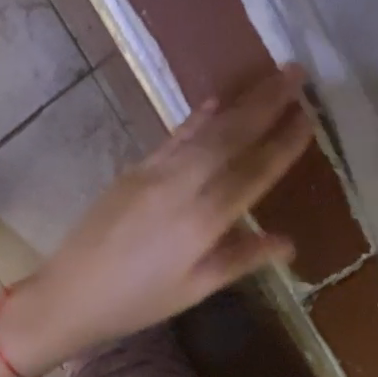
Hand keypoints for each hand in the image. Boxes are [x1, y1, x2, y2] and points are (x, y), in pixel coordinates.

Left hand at [0, 64, 313, 374]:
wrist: (69, 294)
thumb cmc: (135, 303)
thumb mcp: (192, 290)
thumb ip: (239, 260)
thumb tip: (288, 242)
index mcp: (201, 222)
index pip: (252, 174)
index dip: (282, 145)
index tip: (309, 117)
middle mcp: (181, 188)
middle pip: (230, 138)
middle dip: (266, 104)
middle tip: (297, 73)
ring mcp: (153, 174)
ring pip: (204, 131)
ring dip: (238, 102)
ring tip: (269, 77)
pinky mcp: (133, 171)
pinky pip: (174, 137)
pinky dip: (198, 117)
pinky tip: (215, 102)